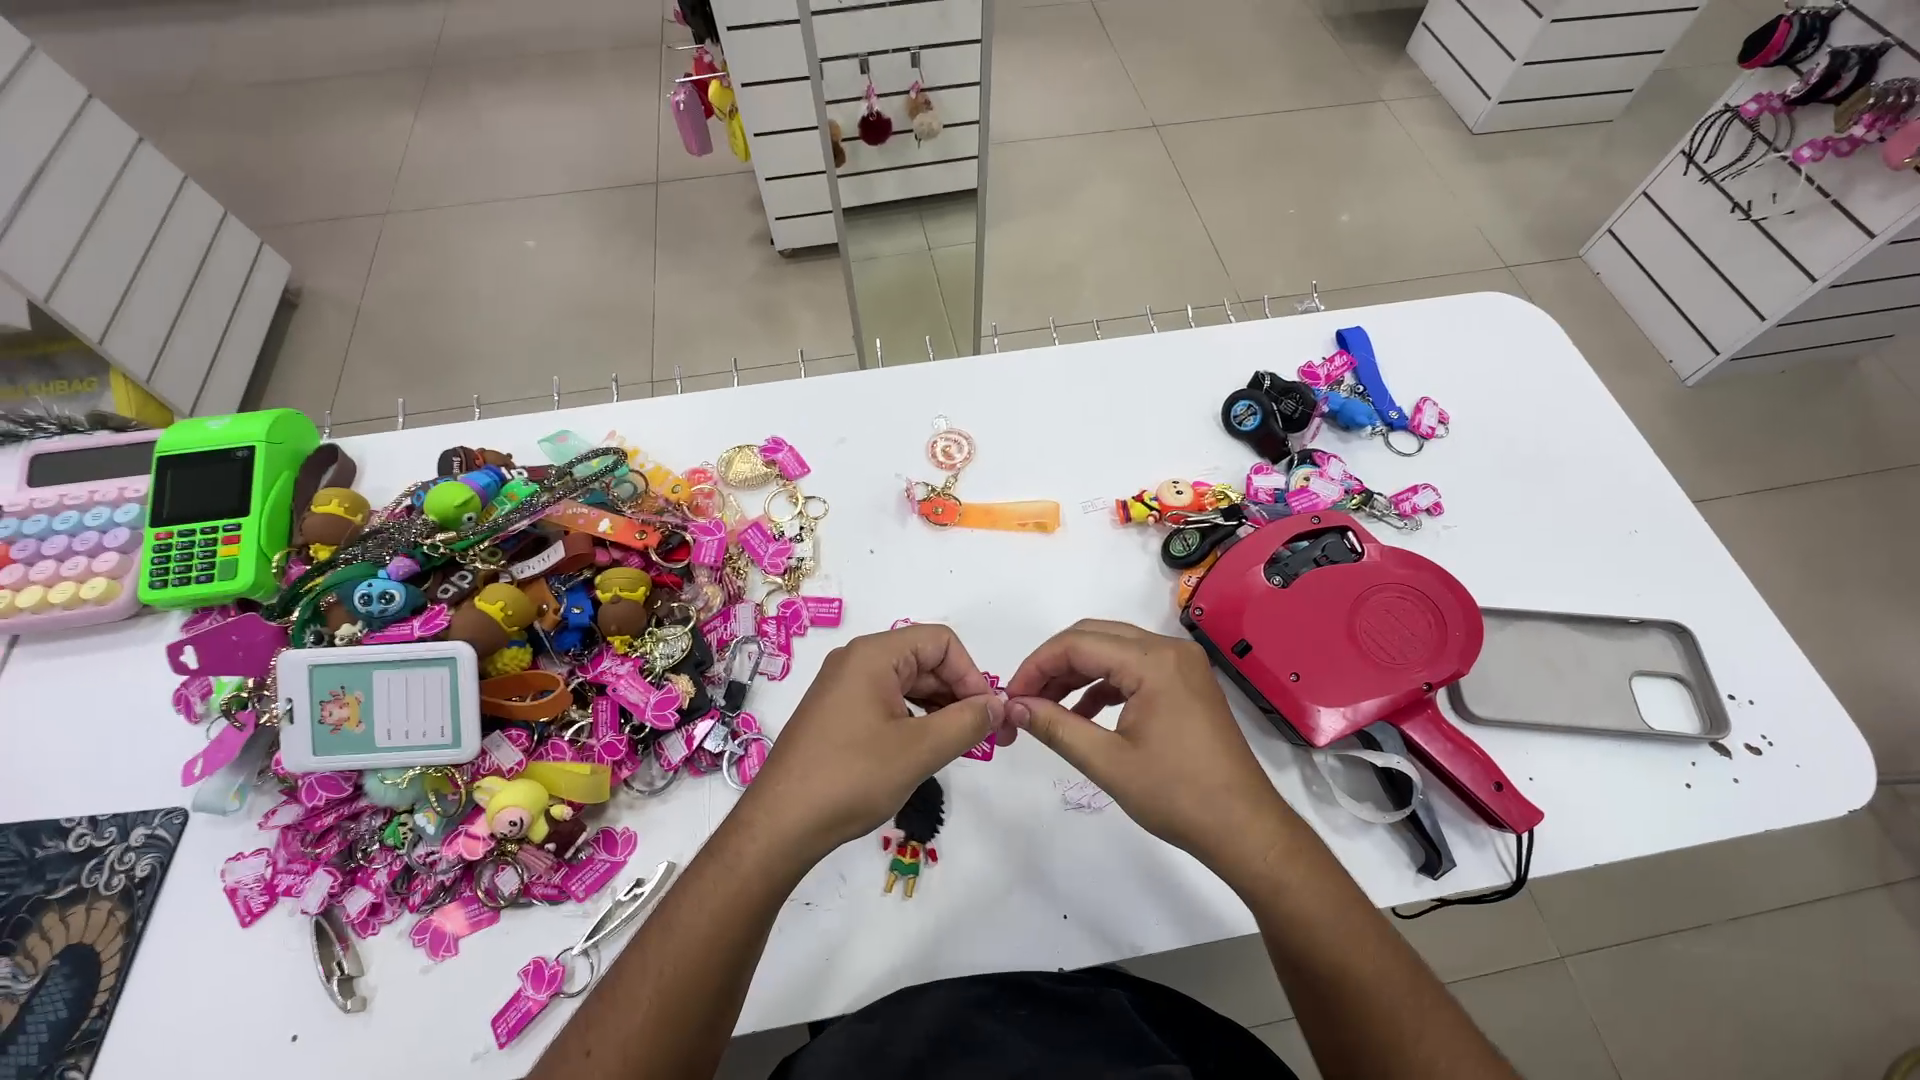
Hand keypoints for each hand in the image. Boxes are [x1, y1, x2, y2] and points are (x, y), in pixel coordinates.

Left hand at [736, 623, 1004, 861]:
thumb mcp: (920, 750)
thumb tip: (998, 704)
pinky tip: (926, 750)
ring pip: (908, 684)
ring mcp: (843, 689)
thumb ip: (967, 722)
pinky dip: (915, 720)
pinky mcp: (836, 715)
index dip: (972, 674)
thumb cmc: (852, 778)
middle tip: (988, 736)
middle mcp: (856, 662)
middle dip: (960, 693)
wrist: (781, 823)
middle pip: (924, 660)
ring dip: (940, 709)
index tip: (988, 715)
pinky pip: (888, 703)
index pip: (940, 642)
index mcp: (873, 655)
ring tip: (962, 745)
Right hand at [1005, 620, 1295, 872]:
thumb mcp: (1107, 762)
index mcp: (1153, 662)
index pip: (1078, 643)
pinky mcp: (1186, 684)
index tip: (1010, 696)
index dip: (1036, 666)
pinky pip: (1133, 669)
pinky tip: (1082, 715)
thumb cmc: (1177, 796)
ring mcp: (1182, 665)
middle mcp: (1170, 650)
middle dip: (1053, 665)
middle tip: (1023, 699)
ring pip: (1113, 651)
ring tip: (1046, 709)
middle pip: (1095, 637)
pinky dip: (1103, 685)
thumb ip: (1056, 726)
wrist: (1244, 828)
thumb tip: (1013, 706)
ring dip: (1076, 674)